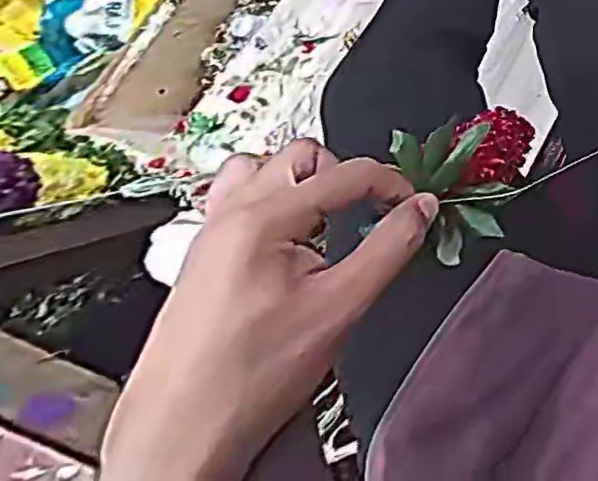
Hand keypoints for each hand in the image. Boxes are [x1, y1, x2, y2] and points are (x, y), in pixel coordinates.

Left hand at [103, 140, 436, 480]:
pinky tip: (294, 235)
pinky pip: (239, 198)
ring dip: (307, 181)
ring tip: (330, 218)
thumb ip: (392, 245)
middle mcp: (229, 216)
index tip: (412, 206)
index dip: (393, 183)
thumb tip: (422, 207)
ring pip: (268, 168)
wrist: (176, 442)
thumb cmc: (248, 379)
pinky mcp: (201, 257)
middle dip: (346, 175)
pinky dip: (276, 199)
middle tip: (369, 210)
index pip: (349, 172)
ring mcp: (209, 234)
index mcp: (262, 220)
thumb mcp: (342, 307)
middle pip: (305, 154)